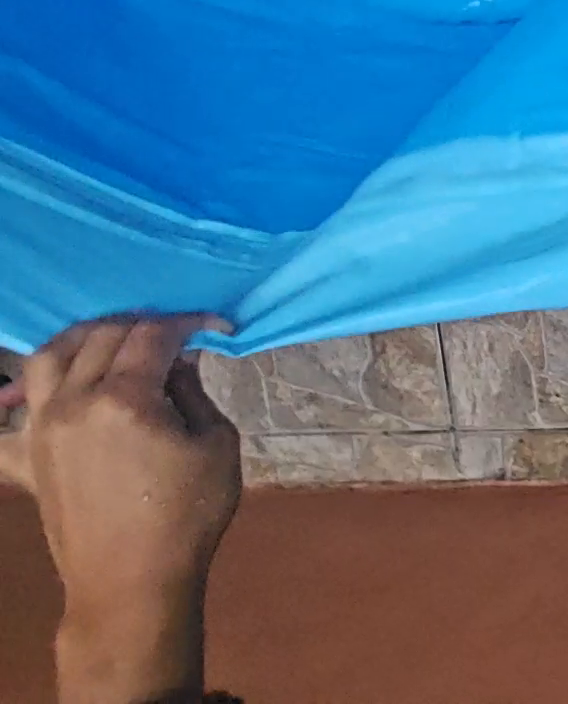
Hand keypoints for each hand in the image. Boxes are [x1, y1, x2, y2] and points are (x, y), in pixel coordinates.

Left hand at [0, 313, 239, 702]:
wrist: (134, 572)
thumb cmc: (192, 504)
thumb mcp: (215, 439)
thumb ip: (191, 392)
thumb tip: (180, 361)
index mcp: (124, 400)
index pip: (153, 335)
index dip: (190, 321)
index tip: (220, 326)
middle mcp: (68, 407)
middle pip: (98, 338)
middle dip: (143, 323)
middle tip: (180, 331)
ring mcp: (35, 432)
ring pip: (44, 359)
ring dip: (86, 339)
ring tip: (121, 342)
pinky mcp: (21, 458)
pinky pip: (12, 413)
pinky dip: (36, 392)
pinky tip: (65, 395)